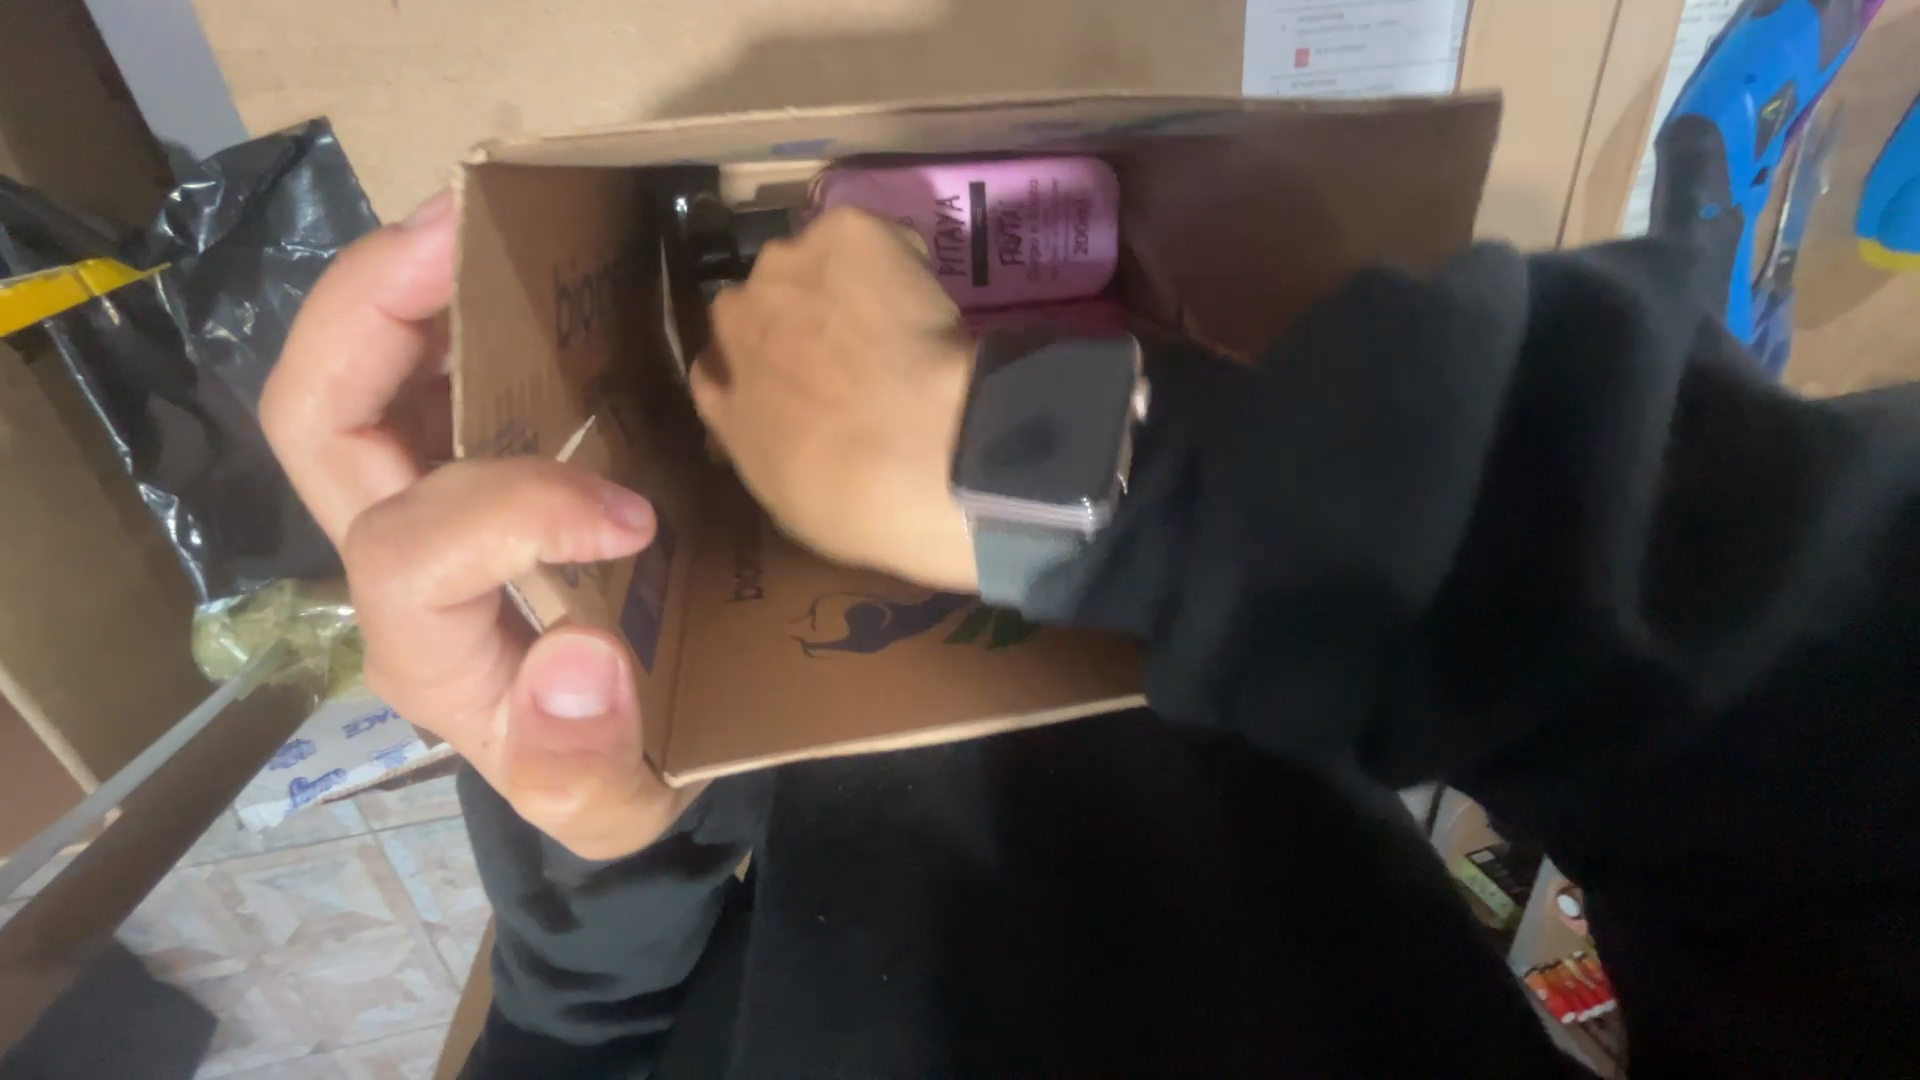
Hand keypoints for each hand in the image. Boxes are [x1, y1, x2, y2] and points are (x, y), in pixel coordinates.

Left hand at [262, 190, 701, 860]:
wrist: (620, 757)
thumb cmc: (617, 775)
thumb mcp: (615, 807)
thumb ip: (586, 769)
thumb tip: (583, 663)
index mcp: (434, 647)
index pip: (416, 552)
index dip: (515, 511)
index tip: (631, 519)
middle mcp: (408, 569)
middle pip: (324, 427)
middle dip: (372, 320)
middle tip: (463, 238)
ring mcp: (433, 516)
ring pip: (363, 387)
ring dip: (406, 293)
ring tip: (487, 229)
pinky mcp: (478, 487)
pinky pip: (438, 388)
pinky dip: (464, 323)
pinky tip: (538, 292)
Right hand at [693, 207, 979, 591]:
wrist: (917, 455)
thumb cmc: (852, 503)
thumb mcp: (786, 500)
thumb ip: (763, 447)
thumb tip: (768, 424)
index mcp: (722, 389)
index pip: (722, 362)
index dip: (762, 367)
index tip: (799, 381)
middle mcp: (740, 317)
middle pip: (764, 305)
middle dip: (799, 322)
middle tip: (856, 352)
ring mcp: (789, 268)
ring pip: (811, 265)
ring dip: (843, 286)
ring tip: (897, 325)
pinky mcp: (847, 233)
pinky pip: (868, 238)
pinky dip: (893, 258)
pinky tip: (922, 299)